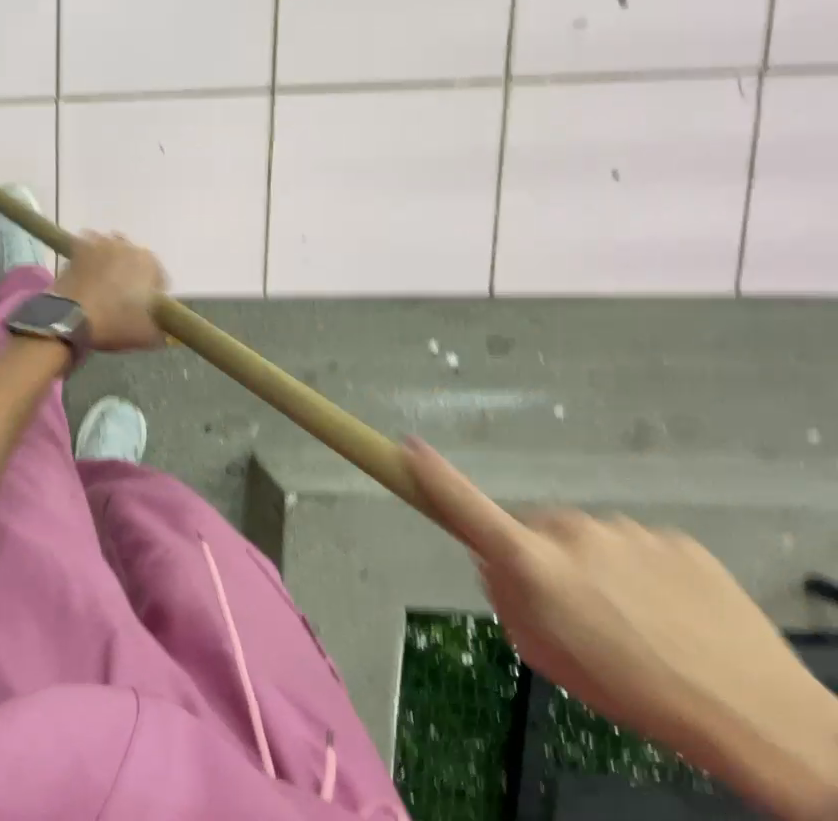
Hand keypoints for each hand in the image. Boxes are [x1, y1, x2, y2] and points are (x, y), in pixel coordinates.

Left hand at [51, 233, 165, 351]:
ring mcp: (98, 244)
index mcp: (149, 263)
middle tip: (123, 297)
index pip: (159, 276)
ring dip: (111, 263)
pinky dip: (89, 260)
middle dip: (132, 275)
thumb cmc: (113, 323)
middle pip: (134, 261)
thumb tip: (159, 328)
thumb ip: (160, 328)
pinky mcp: (76, 249)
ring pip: (111, 251)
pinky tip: (87, 275)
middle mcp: (126, 246)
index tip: (146, 308)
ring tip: (104, 285)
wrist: (68, 318)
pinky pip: (87, 249)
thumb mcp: (147, 335)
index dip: (154, 293)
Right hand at [404, 439, 837, 820]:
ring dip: (593, 566)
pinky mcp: (678, 541)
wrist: (751, 711)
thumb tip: (497, 563)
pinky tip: (667, 613)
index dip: (431, 475)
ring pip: (588, 539)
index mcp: (531, 562)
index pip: (465, 506)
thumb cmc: (625, 688)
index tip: (407, 446)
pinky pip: (637, 548)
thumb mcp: (540, 650)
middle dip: (540, 556)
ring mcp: (630, 533)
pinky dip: (641, 573)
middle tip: (571, 608)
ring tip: (631, 619)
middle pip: (535, 530)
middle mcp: (574, 533)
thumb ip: (506, 596)